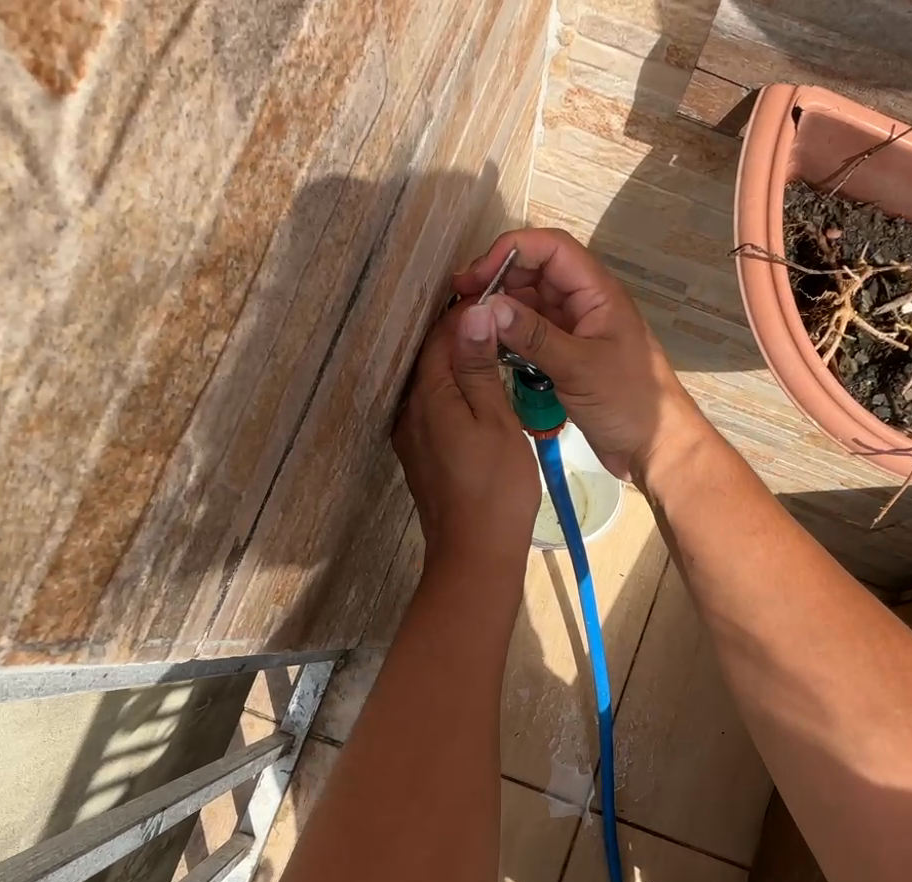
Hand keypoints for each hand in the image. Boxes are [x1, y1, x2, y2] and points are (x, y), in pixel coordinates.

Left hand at [393, 299, 540, 569]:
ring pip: (432, 384)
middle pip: (431, 358)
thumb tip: (471, 312)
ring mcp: (411, 435)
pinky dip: (454, 393)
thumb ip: (479, 367)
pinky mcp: (420, 455)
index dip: (467, 313)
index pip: (440, 335)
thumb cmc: (496, 487)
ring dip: (458, 364)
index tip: (499, 299)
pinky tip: (479, 394)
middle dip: (461, 335)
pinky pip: (434, 408)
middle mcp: (410, 410)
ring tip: (495, 352)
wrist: (475, 553)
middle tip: (502, 322)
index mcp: (429, 395)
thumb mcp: (496, 420)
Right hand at [451, 228, 708, 485]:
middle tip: (460, 301)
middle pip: (537, 272)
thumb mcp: (579, 368)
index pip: (551, 249)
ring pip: (532, 303)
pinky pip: (534, 333)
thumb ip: (534, 336)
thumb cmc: (628, 403)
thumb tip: (487, 307)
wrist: (655, 447)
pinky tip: (487, 345)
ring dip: (502, 308)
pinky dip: (510, 334)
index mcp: (598, 293)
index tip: (476, 277)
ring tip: (468, 323)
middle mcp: (585, 304)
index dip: (511, 252)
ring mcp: (576, 330)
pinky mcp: (569, 356)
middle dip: (499, 279)